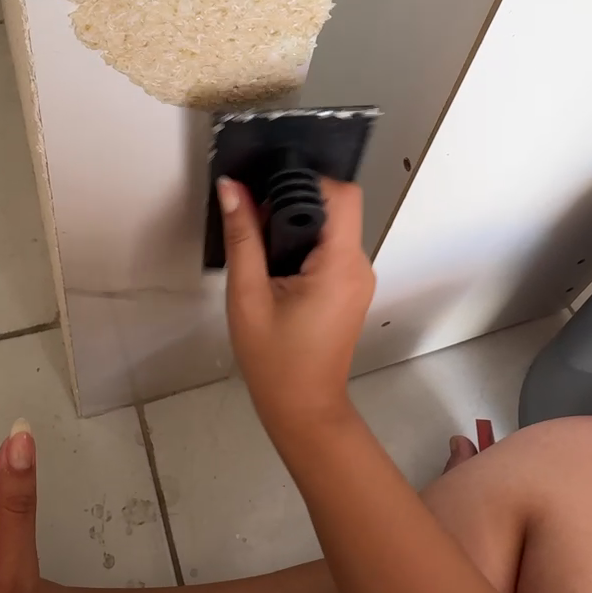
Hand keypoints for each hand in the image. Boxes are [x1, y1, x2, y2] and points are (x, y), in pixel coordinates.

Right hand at [218, 176, 374, 437]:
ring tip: (261, 251)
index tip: (269, 194)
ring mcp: (358, 279)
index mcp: (340, 264)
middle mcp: (359, 265)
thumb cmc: (275, 359)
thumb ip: (242, 236)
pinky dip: (303, 246)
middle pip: (335, 208)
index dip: (307, 183)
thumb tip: (232, 188)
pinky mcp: (349, 289)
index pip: (341, 195)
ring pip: (331, 228)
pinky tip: (274, 268)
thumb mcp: (247, 294)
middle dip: (294, 205)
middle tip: (255, 225)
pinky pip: (330, 249)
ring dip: (296, 227)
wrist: (302, 409)